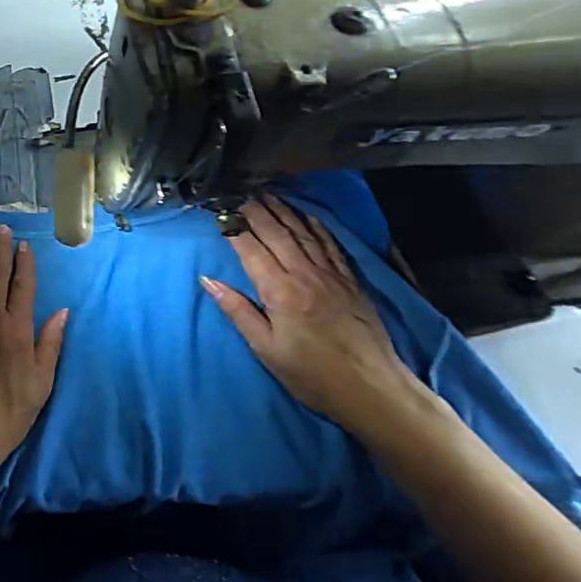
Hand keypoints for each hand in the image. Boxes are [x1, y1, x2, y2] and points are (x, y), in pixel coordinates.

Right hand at [200, 196, 438, 443]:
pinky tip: (306, 216)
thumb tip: (208, 280)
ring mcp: (331, 275)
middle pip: (277, 233)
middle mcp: (306, 275)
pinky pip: (330, 245)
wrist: (372, 389)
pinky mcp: (350, 281)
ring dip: (283, 211)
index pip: (251, 249)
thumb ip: (238, 310)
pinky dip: (316, 226)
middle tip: (240, 192)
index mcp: (280, 292)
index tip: (219, 210)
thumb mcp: (266, 349)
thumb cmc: (311, 374)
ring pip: (303, 233)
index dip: (234, 227)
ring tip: (267, 195)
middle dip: (257, 211)